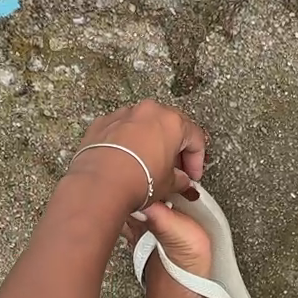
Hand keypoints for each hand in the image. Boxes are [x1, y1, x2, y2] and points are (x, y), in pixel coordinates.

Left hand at [70, 100, 207, 208]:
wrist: (100, 184)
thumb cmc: (136, 180)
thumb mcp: (168, 185)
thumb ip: (180, 179)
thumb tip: (180, 180)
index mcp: (172, 121)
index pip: (195, 138)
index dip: (197, 161)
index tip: (192, 175)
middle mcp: (148, 111)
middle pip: (170, 128)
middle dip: (174, 150)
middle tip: (174, 171)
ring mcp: (124, 114)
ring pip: (144, 127)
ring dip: (150, 145)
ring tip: (149, 169)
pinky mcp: (103, 123)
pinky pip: (122, 132)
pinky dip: (128, 145)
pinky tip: (127, 164)